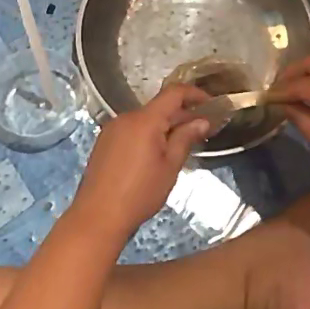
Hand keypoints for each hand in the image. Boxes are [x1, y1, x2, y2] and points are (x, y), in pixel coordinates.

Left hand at [69, 85, 212, 237]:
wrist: (98, 215)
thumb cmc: (140, 193)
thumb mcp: (170, 166)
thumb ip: (185, 138)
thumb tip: (202, 121)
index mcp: (144, 120)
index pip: (173, 93)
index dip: (194, 93)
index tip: (211, 103)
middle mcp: (126, 117)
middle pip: (159, 107)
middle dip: (182, 115)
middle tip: (202, 130)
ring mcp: (112, 128)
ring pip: (145, 119)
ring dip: (165, 126)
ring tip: (182, 144)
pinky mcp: (105, 141)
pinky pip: (132, 129)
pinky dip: (148, 134)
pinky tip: (156, 153)